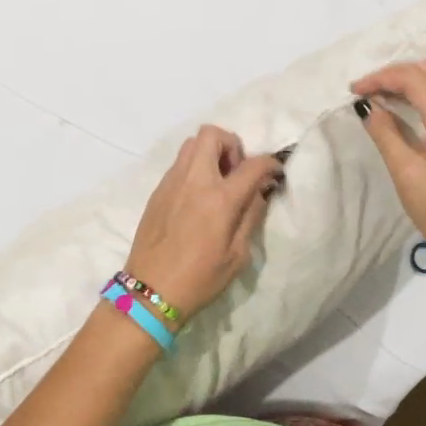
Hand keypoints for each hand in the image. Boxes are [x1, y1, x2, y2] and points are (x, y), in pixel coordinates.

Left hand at [124, 125, 282, 321]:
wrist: (150, 291)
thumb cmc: (199, 279)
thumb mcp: (237, 255)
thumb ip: (251, 216)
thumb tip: (260, 191)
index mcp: (219, 198)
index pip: (252, 164)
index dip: (270, 163)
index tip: (275, 172)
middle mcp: (194, 180)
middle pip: (213, 134)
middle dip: (232, 145)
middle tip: (236, 173)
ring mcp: (172, 181)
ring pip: (192, 143)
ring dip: (210, 153)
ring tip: (218, 182)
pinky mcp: (157, 190)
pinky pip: (179, 163)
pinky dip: (194, 167)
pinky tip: (197, 197)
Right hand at [352, 60, 425, 277]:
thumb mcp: (404, 172)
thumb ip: (385, 133)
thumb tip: (368, 107)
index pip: (414, 79)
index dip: (381, 78)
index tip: (355, 91)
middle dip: (395, 73)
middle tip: (367, 91)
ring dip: (412, 78)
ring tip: (384, 94)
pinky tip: (406, 105)